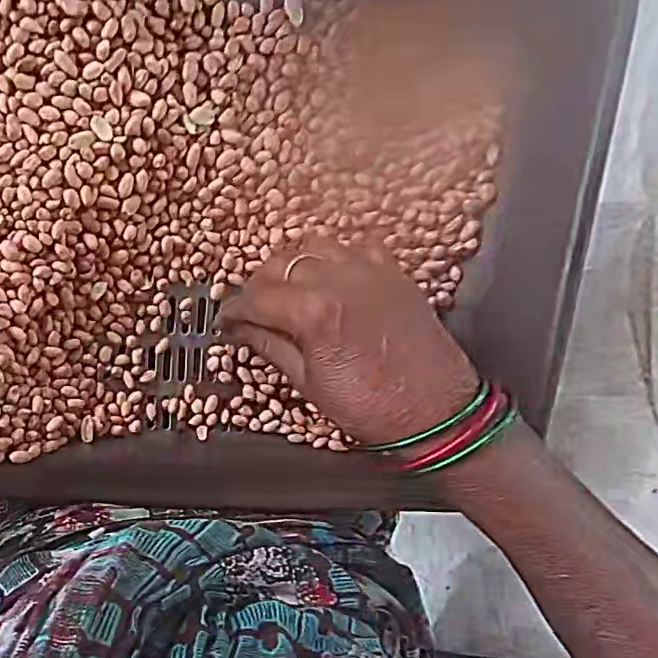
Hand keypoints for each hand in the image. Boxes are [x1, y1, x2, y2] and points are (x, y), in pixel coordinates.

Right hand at [215, 239, 479, 445]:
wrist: (432, 410)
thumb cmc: (370, 405)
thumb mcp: (306, 381)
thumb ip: (269, 346)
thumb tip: (241, 331)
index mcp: (313, 312)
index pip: (255, 298)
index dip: (233, 310)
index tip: (225, 320)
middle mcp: (340, 281)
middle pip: (279, 265)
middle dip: (256, 286)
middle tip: (248, 310)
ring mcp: (369, 271)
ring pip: (312, 247)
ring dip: (290, 265)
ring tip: (282, 290)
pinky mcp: (392, 274)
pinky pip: (352, 248)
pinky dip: (330, 258)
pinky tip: (324, 279)